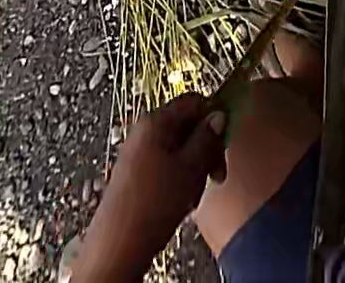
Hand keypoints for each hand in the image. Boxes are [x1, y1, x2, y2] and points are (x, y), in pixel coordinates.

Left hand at [73, 94, 226, 282]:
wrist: (119, 242)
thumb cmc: (155, 202)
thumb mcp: (190, 169)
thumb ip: (207, 139)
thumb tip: (219, 115)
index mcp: (156, 121)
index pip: (191, 101)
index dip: (212, 116)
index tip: (225, 141)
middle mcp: (145, 129)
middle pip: (186, 125)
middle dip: (205, 149)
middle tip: (217, 176)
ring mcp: (138, 149)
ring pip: (178, 148)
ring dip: (194, 167)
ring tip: (194, 195)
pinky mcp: (136, 170)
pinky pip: (166, 163)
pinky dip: (179, 178)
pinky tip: (182, 201)